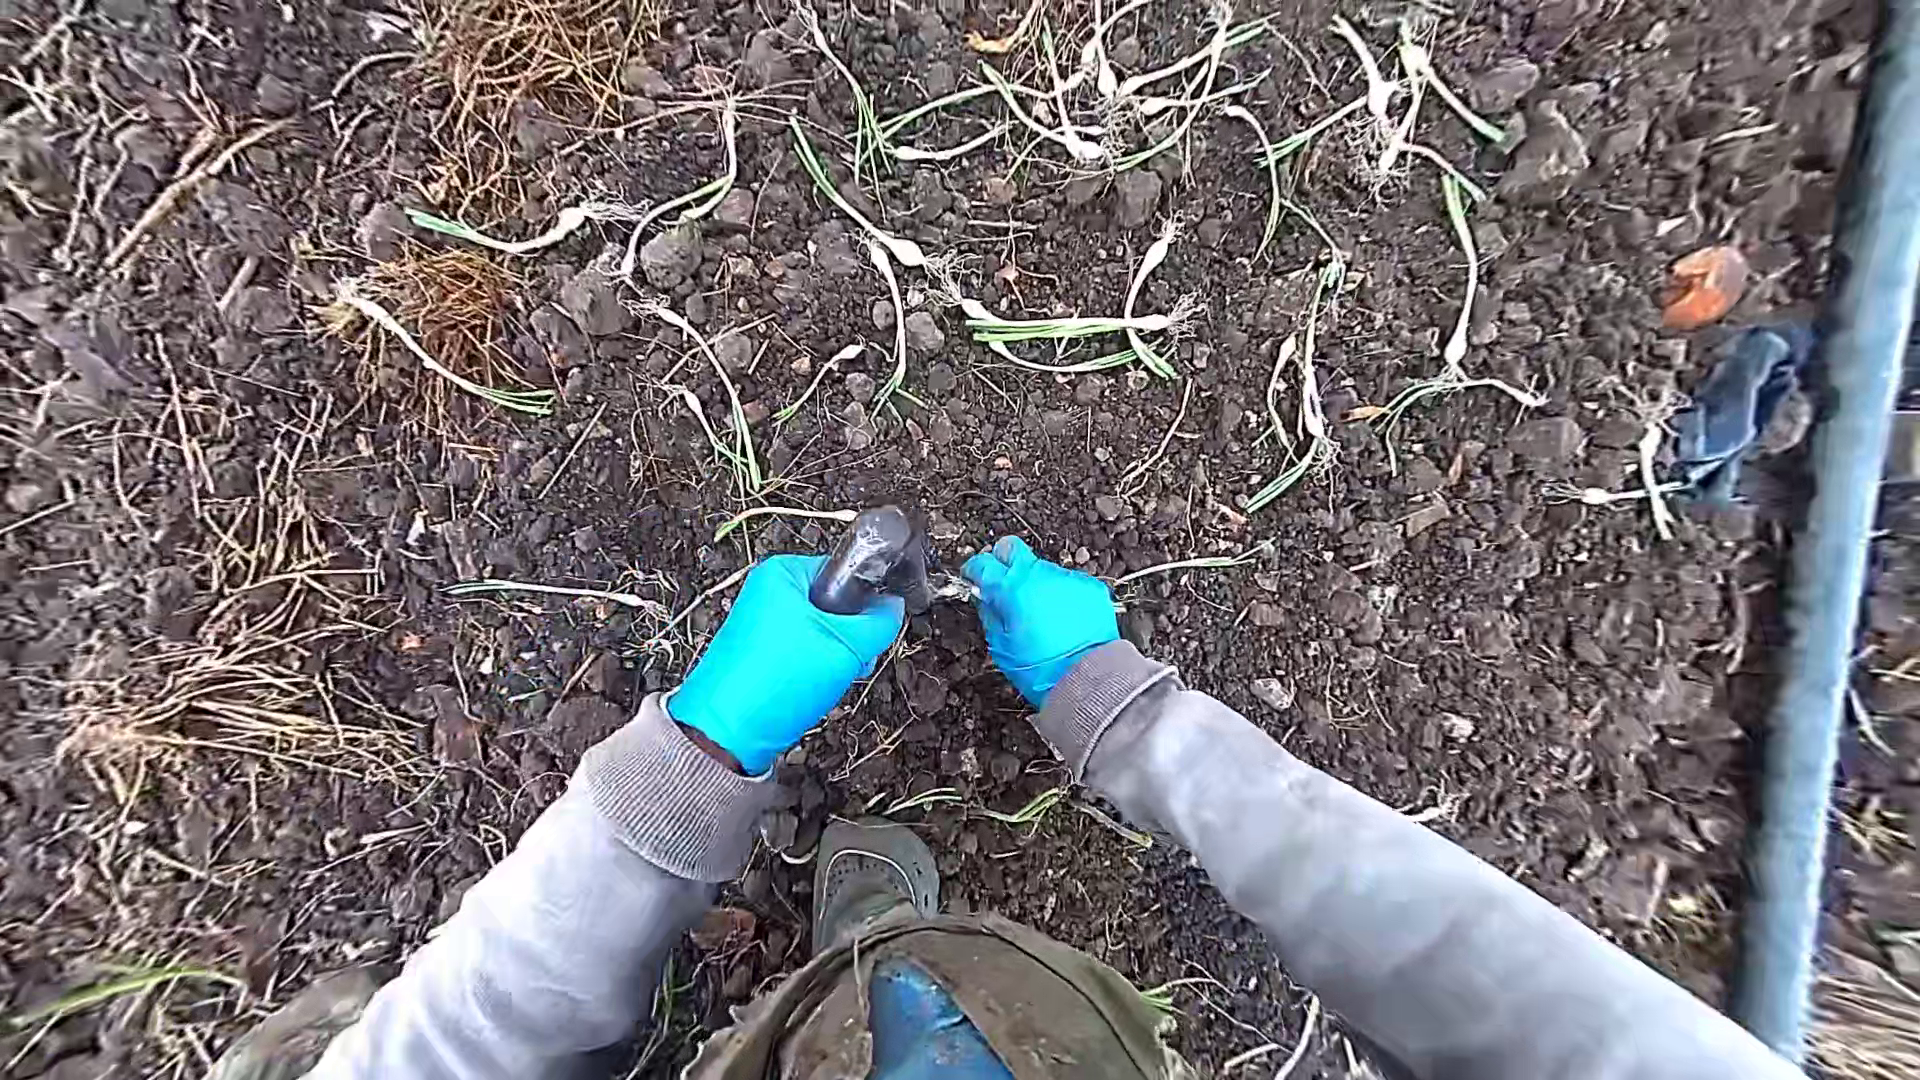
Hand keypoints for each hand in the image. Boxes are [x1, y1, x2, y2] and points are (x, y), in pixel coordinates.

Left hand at [669, 555, 903, 772]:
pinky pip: (807, 650)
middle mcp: (769, 592)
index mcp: (782, 572)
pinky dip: (819, 668)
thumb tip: (893, 608)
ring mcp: (764, 623)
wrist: (728, 736)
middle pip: (836, 604)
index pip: (844, 571)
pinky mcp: (763, 651)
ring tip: (828, 676)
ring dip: (838, 656)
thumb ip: (880, 622)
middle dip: (852, 635)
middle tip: (850, 657)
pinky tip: (815, 686)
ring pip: (825, 631)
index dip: (866, 600)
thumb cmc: (773, 682)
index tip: (873, 625)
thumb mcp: (846, 646)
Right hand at [963, 536, 1117, 706]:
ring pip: (1041, 568)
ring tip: (1039, 615)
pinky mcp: (1089, 586)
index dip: (975, 570)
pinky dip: (1060, 594)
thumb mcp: (1001, 645)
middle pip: (1012, 549)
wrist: (1089, 680)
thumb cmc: (1043, 670)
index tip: (974, 577)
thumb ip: (989, 612)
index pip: (984, 563)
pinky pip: (1066, 582)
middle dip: (1003, 562)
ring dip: (1035, 584)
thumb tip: (984, 595)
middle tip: (1003, 585)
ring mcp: (1066, 578)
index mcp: (1012, 589)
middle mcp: (1039, 575)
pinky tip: (1061, 618)